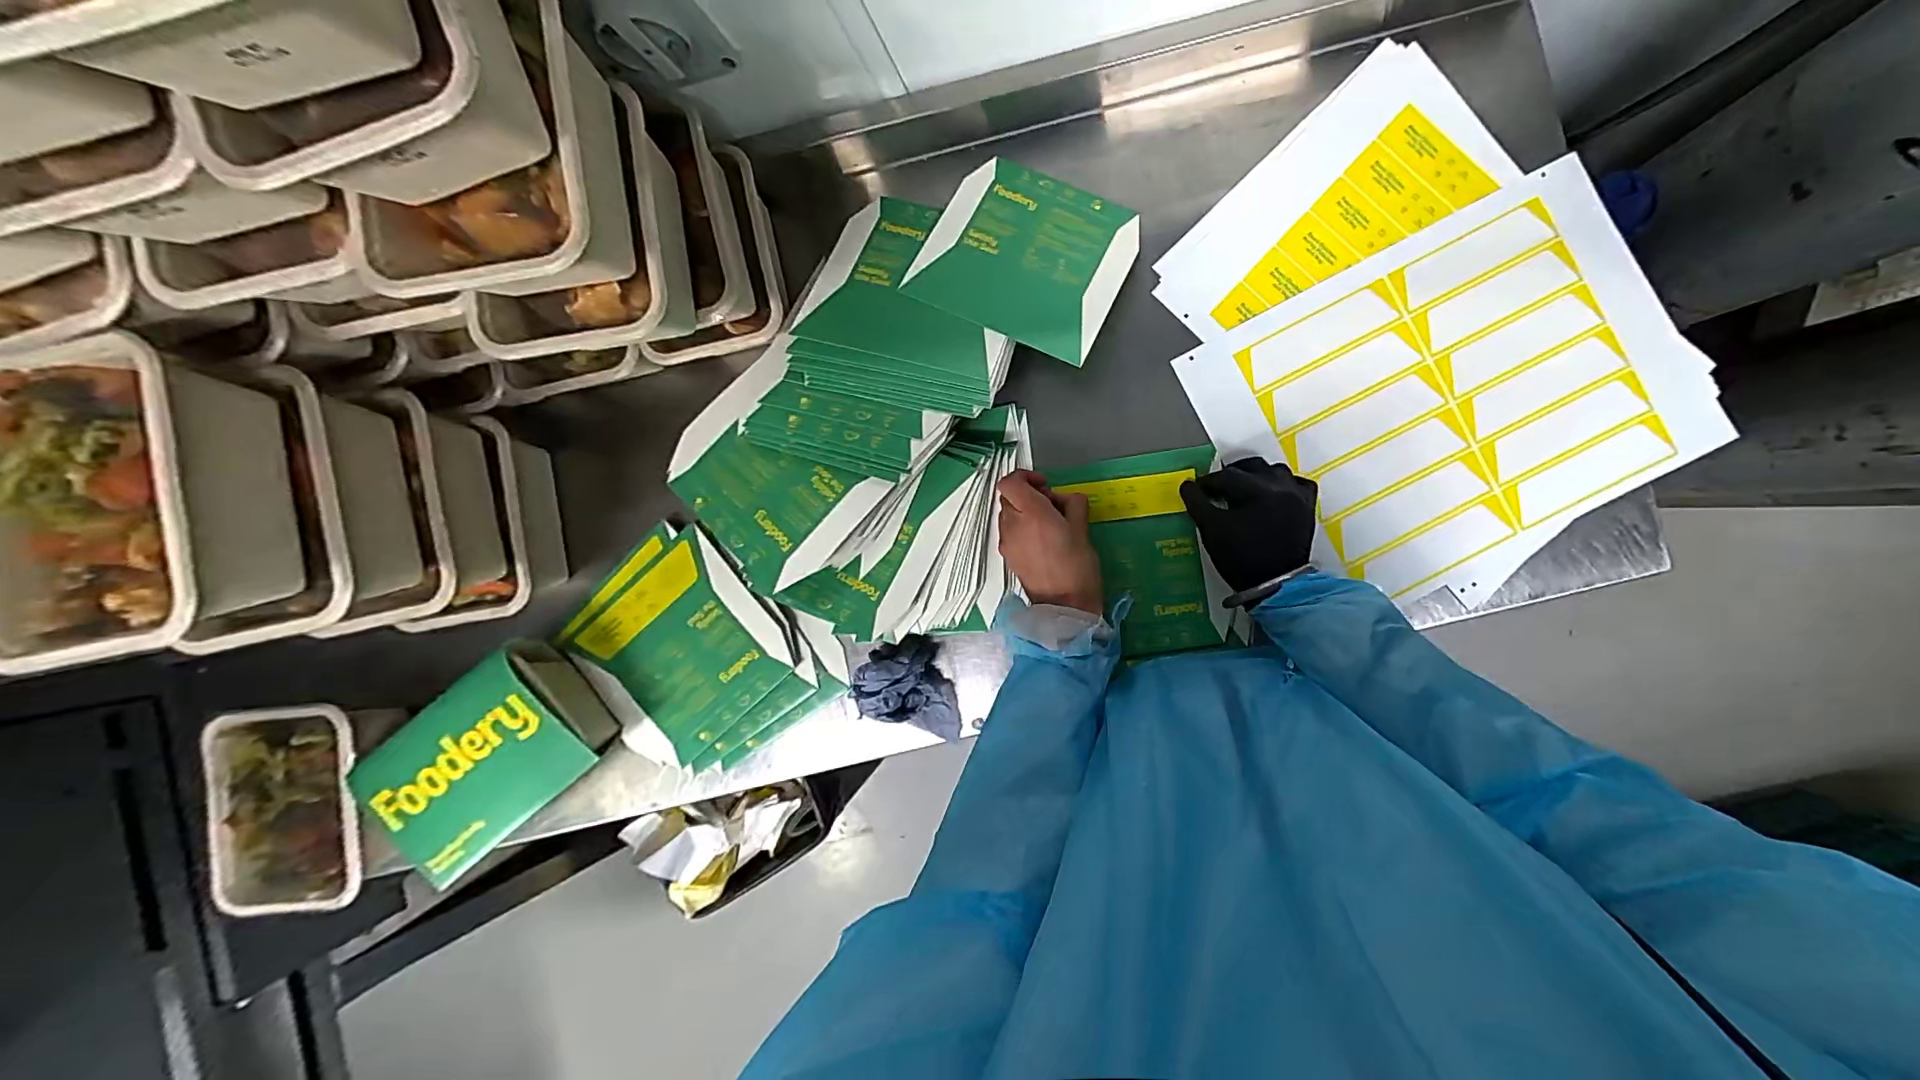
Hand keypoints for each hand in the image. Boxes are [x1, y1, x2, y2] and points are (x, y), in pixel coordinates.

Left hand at [997, 470, 1103, 615]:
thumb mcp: (1082, 528)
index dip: (1025, 477)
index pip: (1010, 482)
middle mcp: (1012, 525)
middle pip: (1009, 497)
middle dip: (1028, 495)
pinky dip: (1022, 528)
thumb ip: (1072, 503)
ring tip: (1049, 525)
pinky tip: (1043, 541)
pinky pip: (1010, 532)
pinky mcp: (1008, 556)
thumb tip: (1064, 499)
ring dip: (1025, 512)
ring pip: (1009, 514)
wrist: (1065, 606)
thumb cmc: (1077, 568)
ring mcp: (1007, 542)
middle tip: (1052, 505)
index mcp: (1031, 513)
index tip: (1044, 484)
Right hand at [1179, 458, 1318, 596]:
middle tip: (1216, 488)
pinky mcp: (1308, 510)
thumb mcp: (1212, 530)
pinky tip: (1273, 494)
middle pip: (1253, 468)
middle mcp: (1282, 487)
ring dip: (1256, 477)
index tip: (1195, 489)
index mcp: (1259, 490)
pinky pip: (1297, 486)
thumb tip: (1188, 485)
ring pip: (1276, 473)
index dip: (1207, 482)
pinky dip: (1283, 485)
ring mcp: (1299, 497)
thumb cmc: (1240, 558)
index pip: (1227, 476)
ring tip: (1242, 491)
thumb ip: (1197, 503)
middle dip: (1231, 475)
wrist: (1274, 585)